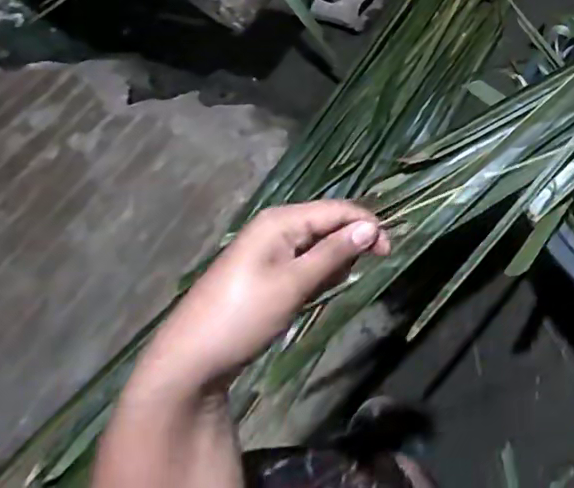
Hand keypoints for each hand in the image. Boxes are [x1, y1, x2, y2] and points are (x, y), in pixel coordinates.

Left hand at [138, 201, 391, 392]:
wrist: (185, 365)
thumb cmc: (242, 317)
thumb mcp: (294, 284)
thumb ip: (334, 253)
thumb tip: (371, 227)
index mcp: (281, 220)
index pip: (338, 209)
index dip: (366, 225)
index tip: (388, 252)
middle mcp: (275, 225)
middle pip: (329, 223)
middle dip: (348, 246)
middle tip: (348, 278)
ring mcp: (267, 248)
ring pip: (318, 243)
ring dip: (331, 262)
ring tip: (320, 291)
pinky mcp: (263, 269)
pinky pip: (303, 259)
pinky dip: (314, 273)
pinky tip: (309, 294)